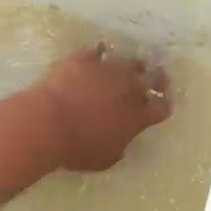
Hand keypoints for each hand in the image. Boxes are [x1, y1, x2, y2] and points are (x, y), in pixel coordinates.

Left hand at [34, 42, 171, 171]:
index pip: (161, 108)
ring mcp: (106, 70)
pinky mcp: (83, 60)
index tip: (161, 105)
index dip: (163, 106)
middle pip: (153, 79)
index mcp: (137, 117)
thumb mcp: (103, 159)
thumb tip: (120, 142)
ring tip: (130, 66)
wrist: (47, 123)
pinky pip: (97, 51)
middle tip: (158, 77)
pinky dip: (99, 52)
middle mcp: (128, 89)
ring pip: (128, 62)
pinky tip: (98, 51)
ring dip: (132, 65)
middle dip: (158, 79)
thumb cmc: (76, 148)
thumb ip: (118, 148)